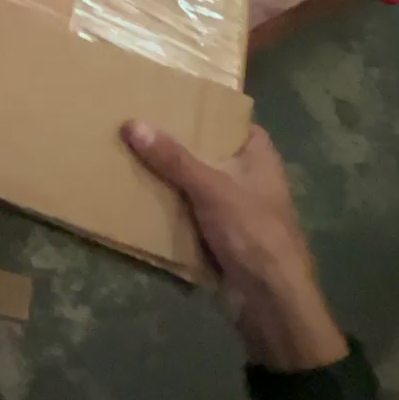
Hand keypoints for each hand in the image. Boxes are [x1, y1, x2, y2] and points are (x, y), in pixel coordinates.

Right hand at [122, 121, 347, 370]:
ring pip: (194, 181)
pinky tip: (136, 193)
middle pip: (207, 150)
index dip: (203, 108)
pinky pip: (188, 211)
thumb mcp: (211, 187)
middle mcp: (248, 176)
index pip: (229, 119)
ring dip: (167, 175)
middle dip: (175, 141)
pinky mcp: (219, 235)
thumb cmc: (253, 233)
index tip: (167, 95)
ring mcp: (234, 207)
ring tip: (127, 151)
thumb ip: (172, 157)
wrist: (270, 304)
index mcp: (258, 156)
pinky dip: (168, 205)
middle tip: (136, 121)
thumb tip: (131, 123)